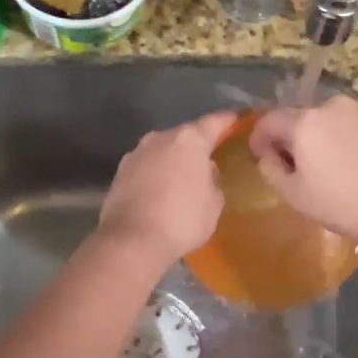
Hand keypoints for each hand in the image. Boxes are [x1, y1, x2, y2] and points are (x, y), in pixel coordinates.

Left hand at [96, 112, 237, 266]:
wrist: (131, 240)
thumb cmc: (182, 219)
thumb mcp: (213, 203)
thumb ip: (213, 180)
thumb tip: (205, 171)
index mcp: (189, 140)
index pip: (214, 122)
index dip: (228, 120)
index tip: (237, 118)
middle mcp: (160, 138)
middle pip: (185, 135)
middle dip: (197, 144)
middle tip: (210, 157)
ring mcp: (136, 153)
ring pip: (162, 150)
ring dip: (173, 160)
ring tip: (184, 176)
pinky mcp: (119, 172)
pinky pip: (146, 167)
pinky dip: (156, 174)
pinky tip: (161, 189)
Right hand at [248, 94, 357, 253]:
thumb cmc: (344, 206)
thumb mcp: (295, 195)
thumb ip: (271, 169)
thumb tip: (268, 154)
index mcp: (305, 122)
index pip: (269, 120)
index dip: (259, 138)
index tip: (260, 156)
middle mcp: (332, 105)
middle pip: (300, 117)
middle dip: (292, 138)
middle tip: (295, 167)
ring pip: (328, 120)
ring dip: (320, 137)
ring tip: (328, 167)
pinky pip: (353, 125)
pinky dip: (345, 139)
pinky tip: (355, 165)